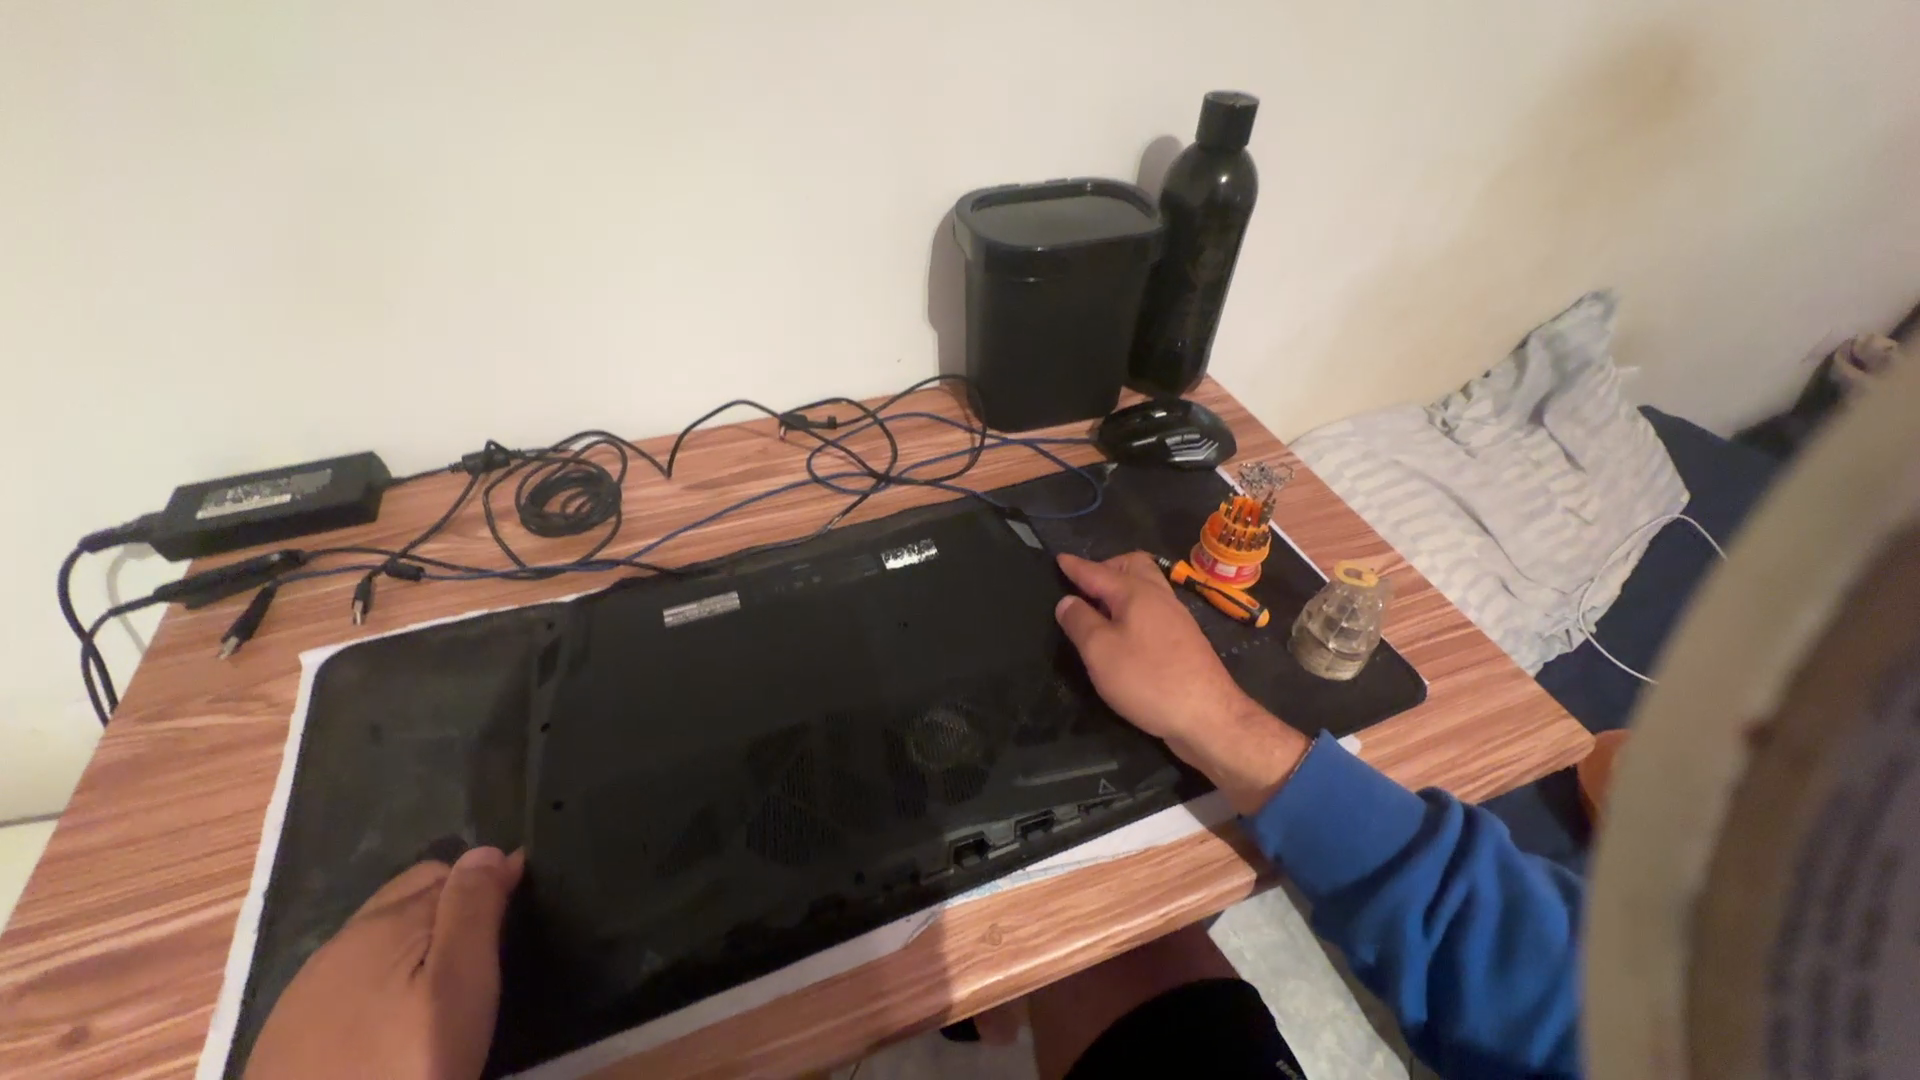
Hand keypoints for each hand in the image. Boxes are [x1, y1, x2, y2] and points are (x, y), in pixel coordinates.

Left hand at [245, 846, 524, 1079]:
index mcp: (386, 920)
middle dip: (452, 908)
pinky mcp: (289, 1033)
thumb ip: (474, 909)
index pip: (454, 872)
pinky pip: (349, 979)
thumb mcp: (461, 984)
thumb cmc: (406, 1067)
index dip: (489, 890)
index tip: (513, 927)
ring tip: (442, 993)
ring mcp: (308, 988)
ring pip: (379, 937)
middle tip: (482, 961)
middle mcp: (343, 940)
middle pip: (411, 894)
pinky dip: (381, 981)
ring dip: (416, 944)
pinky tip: (393, 1024)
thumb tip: (489, 850)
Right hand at [1054, 552, 1309, 812]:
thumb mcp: (1100, 651)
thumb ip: (1080, 621)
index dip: (1075, 566)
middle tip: (1084, 588)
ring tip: (1100, 610)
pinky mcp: (1184, 641)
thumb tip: (1067, 600)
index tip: (1059, 559)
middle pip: (1133, 566)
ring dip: (1122, 589)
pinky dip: (1134, 609)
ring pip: (1147, 587)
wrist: (1209, 716)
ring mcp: (1176, 618)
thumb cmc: (1148, 679)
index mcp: (1136, 593)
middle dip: (1107, 568)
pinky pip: (1154, 609)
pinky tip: (1125, 632)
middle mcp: (1159, 597)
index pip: (1098, 571)